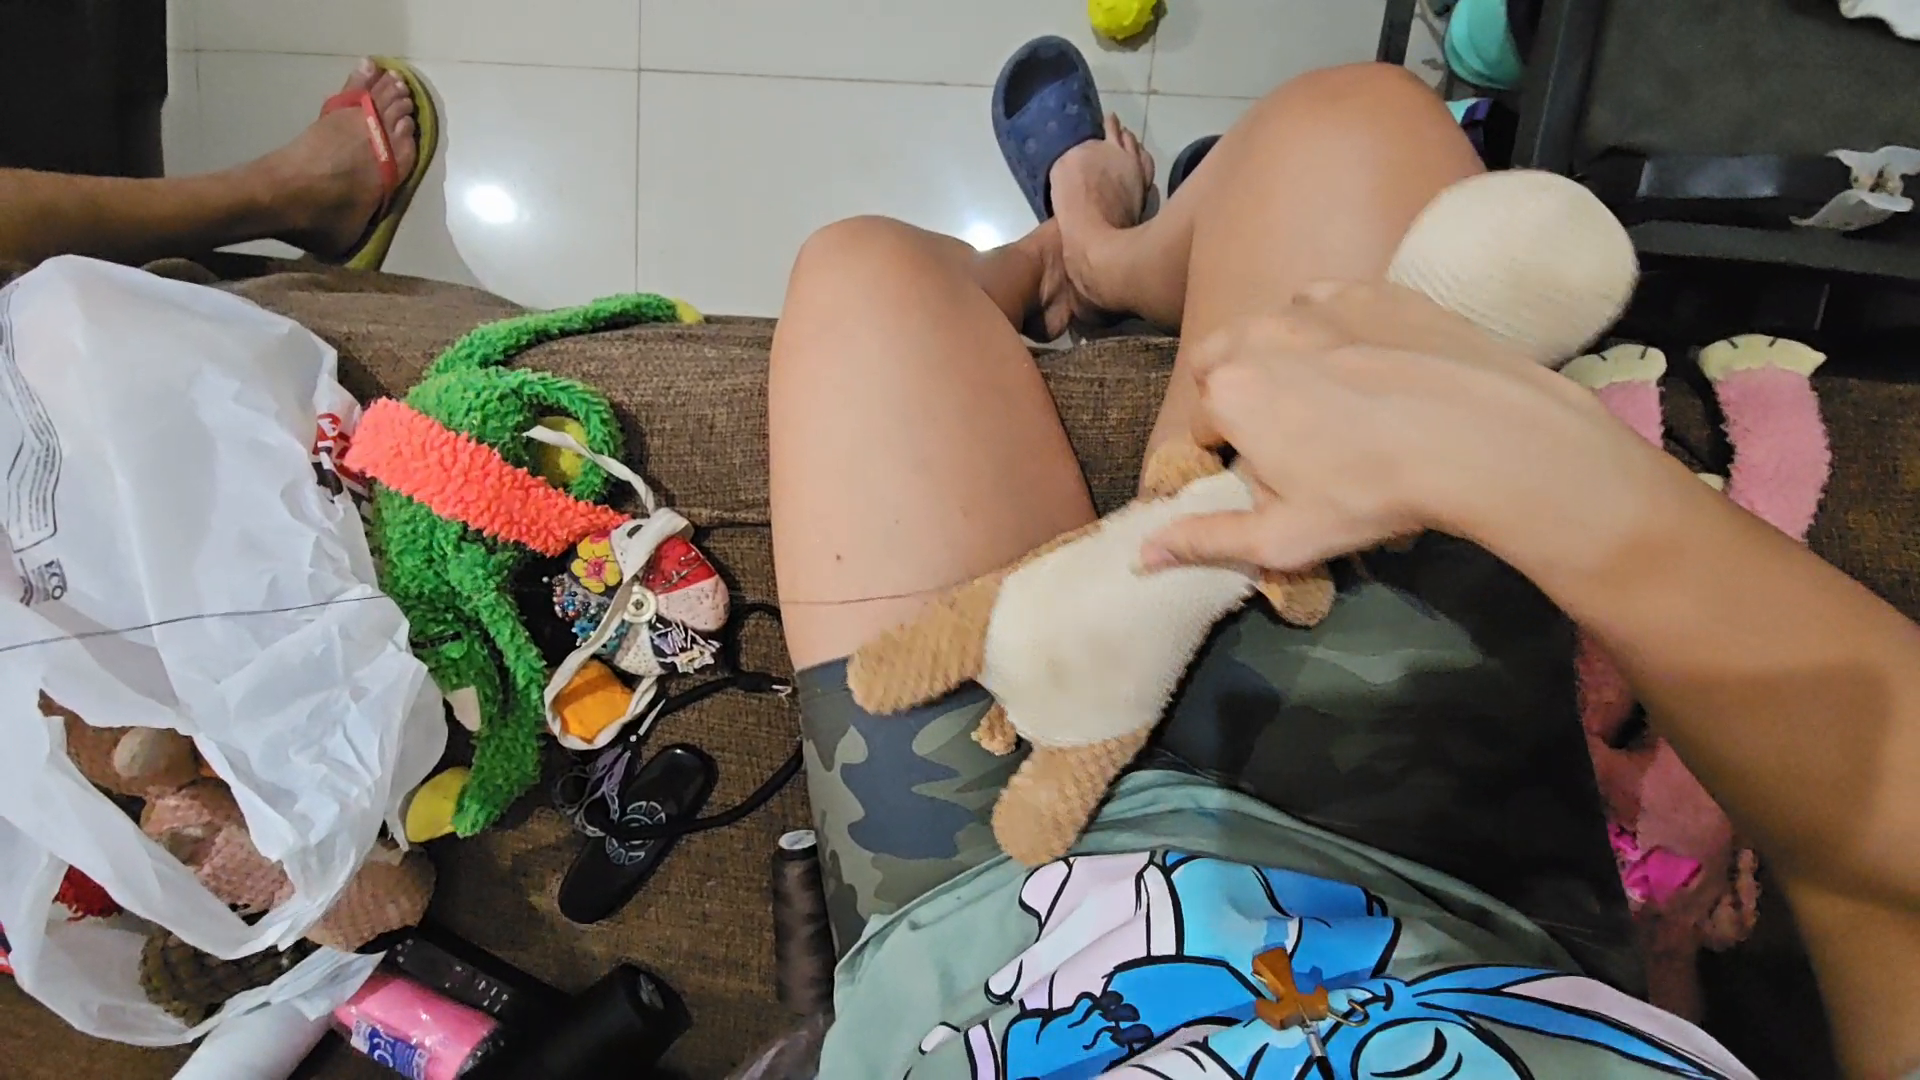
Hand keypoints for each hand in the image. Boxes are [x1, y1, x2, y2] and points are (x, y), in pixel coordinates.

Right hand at [1140, 282, 1668, 573]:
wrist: (1490, 439)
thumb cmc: (1371, 495)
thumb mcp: (1280, 538)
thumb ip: (1202, 540)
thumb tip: (1141, 554)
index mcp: (1228, 392)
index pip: (1199, 423)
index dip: (1221, 454)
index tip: (1258, 476)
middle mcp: (1258, 334)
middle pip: (1218, 364)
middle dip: (1231, 394)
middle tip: (1280, 434)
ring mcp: (1316, 302)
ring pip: (1267, 328)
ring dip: (1274, 359)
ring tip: (1322, 397)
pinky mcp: (1371, 288)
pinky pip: (1323, 303)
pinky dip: (1325, 329)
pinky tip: (1364, 363)